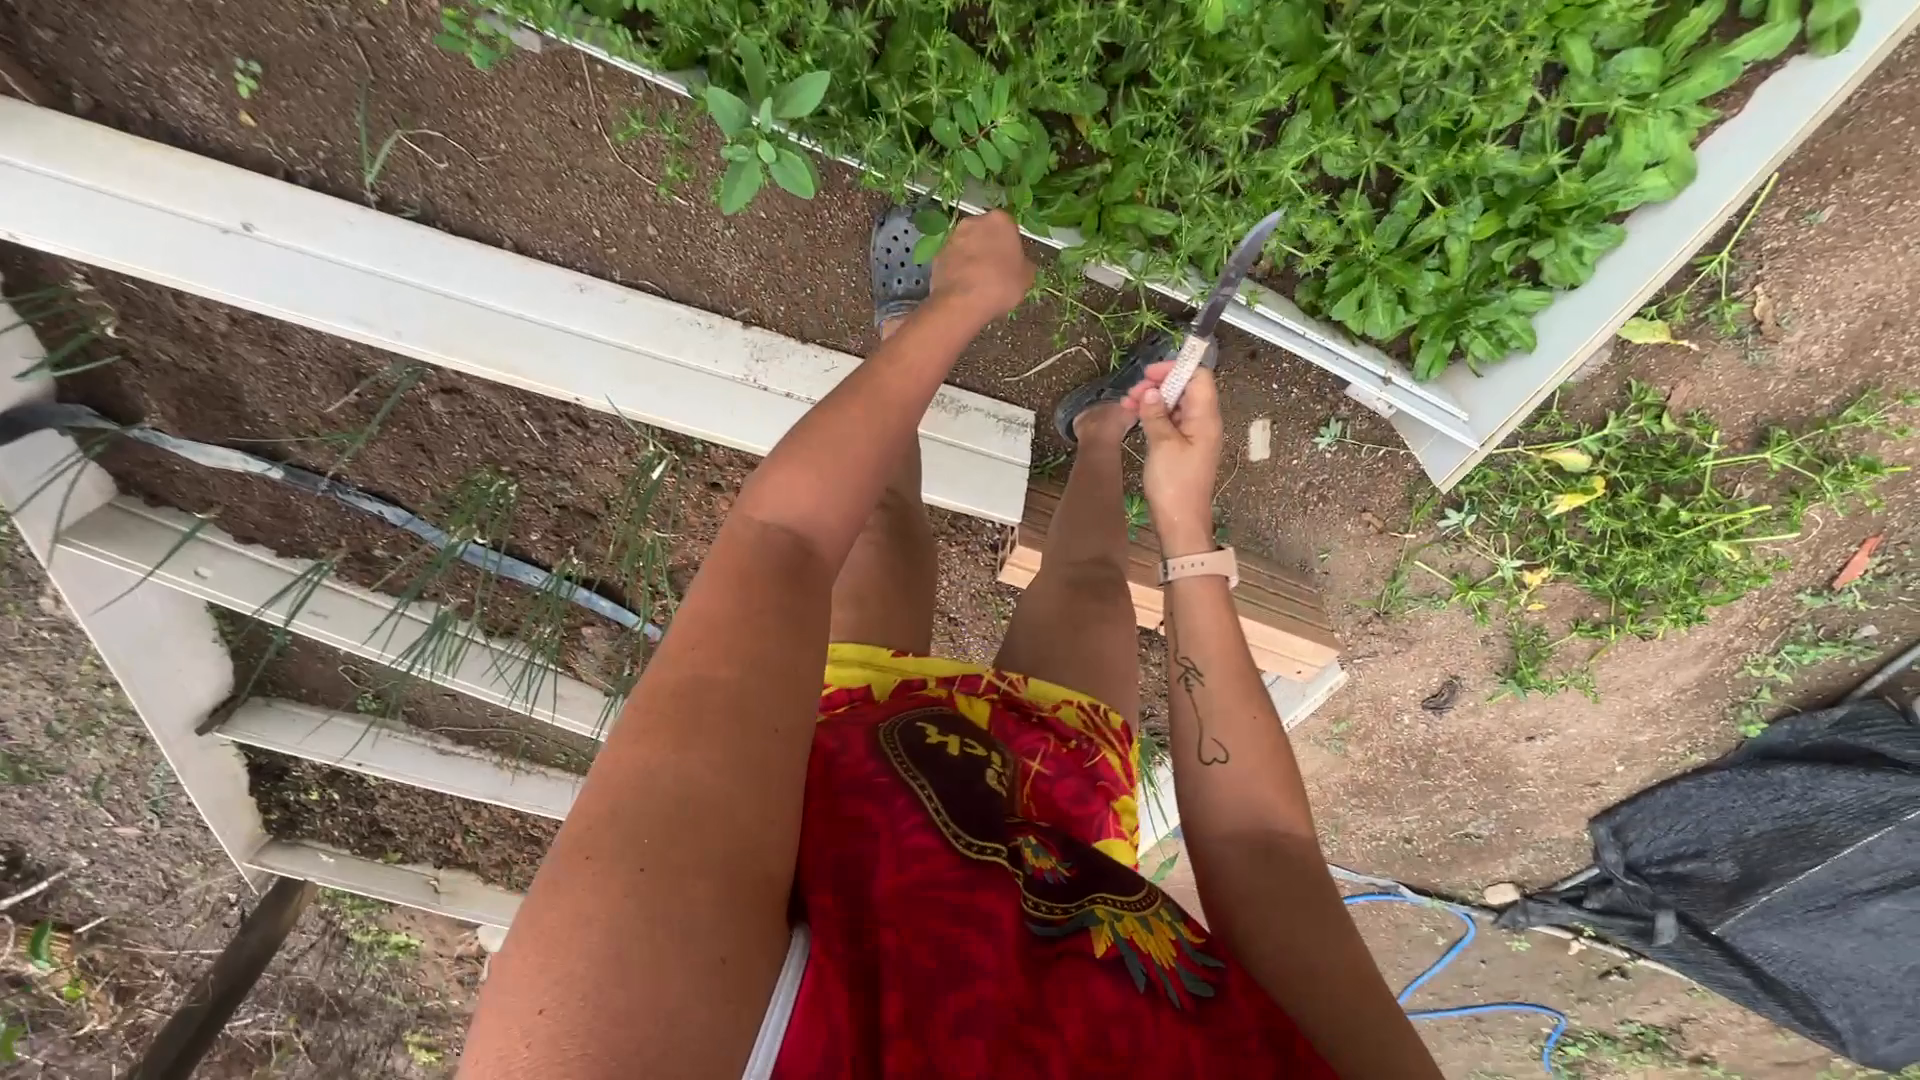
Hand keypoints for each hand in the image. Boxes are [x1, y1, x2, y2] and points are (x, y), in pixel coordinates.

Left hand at [930, 210, 1034, 324]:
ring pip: (967, 245)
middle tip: (995, 271)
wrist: (962, 302)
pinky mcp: (938, 254)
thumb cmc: (1000, 285)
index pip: (1009, 227)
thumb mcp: (1026, 278)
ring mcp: (953, 237)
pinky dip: (957, 269)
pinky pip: (953, 260)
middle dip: (989, 248)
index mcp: (1000, 220)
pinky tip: (963, 286)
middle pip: (985, 233)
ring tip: (977, 281)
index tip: (1012, 262)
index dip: (1011, 246)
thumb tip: (1022, 265)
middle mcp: (974, 221)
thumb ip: (1025, 265)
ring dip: (972, 257)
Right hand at [1123, 361, 1222, 555]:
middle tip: (1133, 393)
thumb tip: (1150, 392)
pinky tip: (1136, 418)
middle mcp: (1204, 423)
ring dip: (1153, 401)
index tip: (1148, 373)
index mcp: (1206, 418)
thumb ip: (1156, 414)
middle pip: (1186, 389)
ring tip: (1128, 405)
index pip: (1199, 377)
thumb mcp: (1162, 444)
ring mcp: (1195, 436)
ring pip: (1175, 405)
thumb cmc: (1174, 484)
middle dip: (1159, 385)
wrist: (1180, 521)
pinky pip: (1171, 422)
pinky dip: (1154, 416)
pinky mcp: (1184, 448)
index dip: (1175, 369)